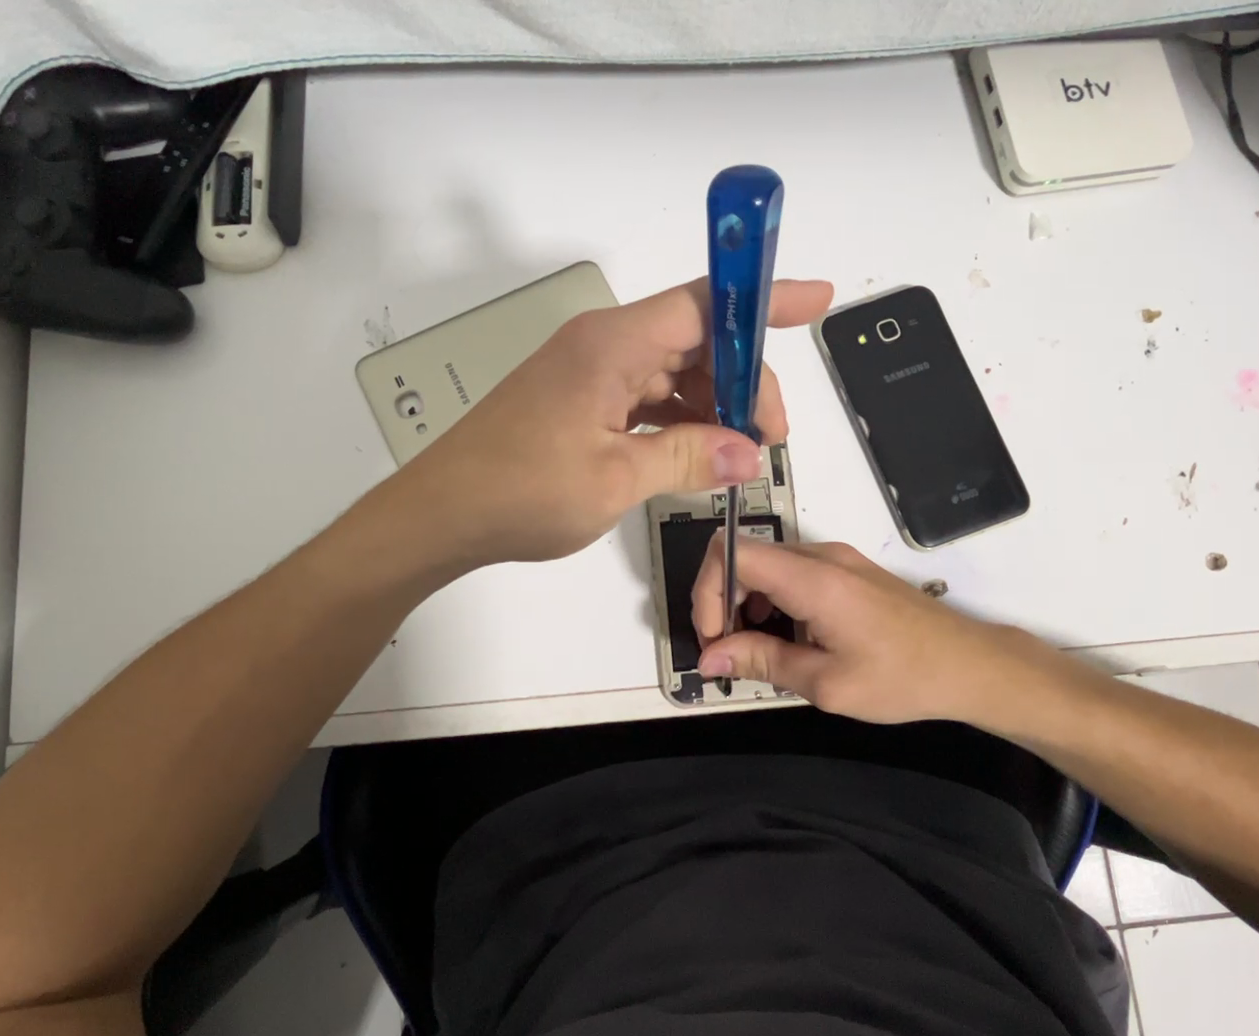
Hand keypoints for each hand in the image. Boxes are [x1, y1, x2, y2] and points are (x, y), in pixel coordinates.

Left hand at [391, 277, 833, 566]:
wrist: (442, 514)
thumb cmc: (523, 491)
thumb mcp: (616, 478)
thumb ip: (687, 456)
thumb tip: (750, 453)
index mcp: (612, 345)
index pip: (704, 304)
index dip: (763, 298)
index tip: (816, 300)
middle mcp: (602, 346)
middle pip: (695, 341)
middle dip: (743, 382)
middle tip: (770, 438)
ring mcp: (588, 374)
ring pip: (672, 373)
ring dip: (711, 407)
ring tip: (740, 454)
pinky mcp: (577, 402)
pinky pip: (644, 398)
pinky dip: (676, 421)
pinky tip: (697, 452)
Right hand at [691, 537, 1099, 725]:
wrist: (972, 666)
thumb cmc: (904, 678)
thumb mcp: (826, 683)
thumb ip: (762, 662)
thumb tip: (709, 658)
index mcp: (813, 578)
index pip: (731, 552)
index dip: (707, 591)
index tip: (713, 638)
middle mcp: (822, 556)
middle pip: (744, 556)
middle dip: (722, 602)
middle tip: (728, 651)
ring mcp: (837, 560)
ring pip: (765, 565)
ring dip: (746, 604)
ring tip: (756, 651)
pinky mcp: (847, 571)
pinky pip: (791, 573)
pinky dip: (772, 601)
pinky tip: (786, 639)